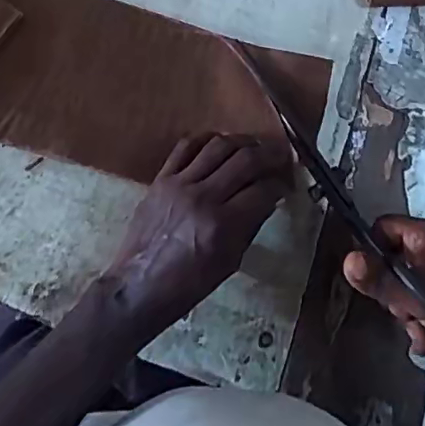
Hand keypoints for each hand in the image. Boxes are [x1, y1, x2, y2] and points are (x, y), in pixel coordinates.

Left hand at [97, 133, 292, 334]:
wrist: (138, 286)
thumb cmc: (187, 285)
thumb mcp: (228, 262)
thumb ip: (249, 226)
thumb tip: (268, 199)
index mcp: (222, 226)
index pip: (262, 191)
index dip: (280, 185)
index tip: (285, 184)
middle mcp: (203, 198)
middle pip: (245, 161)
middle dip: (269, 155)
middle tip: (280, 155)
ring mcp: (180, 184)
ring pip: (218, 146)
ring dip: (241, 141)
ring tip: (253, 145)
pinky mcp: (161, 177)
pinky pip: (186, 146)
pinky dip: (206, 139)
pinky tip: (218, 143)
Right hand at [343, 215, 424, 392]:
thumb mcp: (424, 299)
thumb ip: (384, 281)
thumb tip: (349, 261)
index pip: (383, 228)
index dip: (371, 251)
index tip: (368, 278)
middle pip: (390, 261)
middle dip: (393, 292)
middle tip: (405, 310)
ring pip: (404, 288)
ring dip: (406, 313)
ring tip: (422, 331)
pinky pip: (420, 306)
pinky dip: (420, 324)